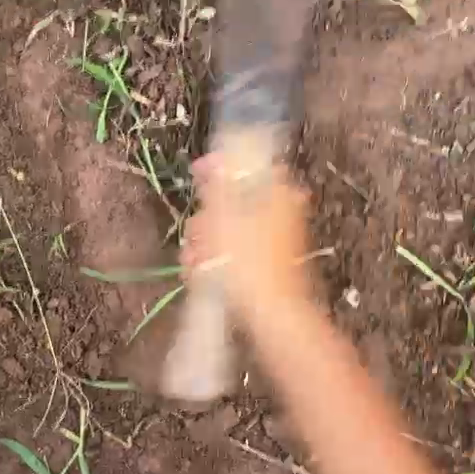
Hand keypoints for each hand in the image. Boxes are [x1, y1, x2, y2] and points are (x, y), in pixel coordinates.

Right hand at [181, 155, 317, 321]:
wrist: (271, 312)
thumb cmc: (247, 261)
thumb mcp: (224, 214)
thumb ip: (219, 182)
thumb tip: (217, 160)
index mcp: (277, 191)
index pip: (245, 163)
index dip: (217, 167)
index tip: (196, 174)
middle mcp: (279, 209)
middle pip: (231, 200)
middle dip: (205, 218)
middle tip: (196, 235)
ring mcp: (272, 238)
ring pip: (226, 228)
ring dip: (203, 242)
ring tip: (194, 262)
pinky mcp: (264, 262)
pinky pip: (231, 251)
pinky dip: (213, 259)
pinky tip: (200, 273)